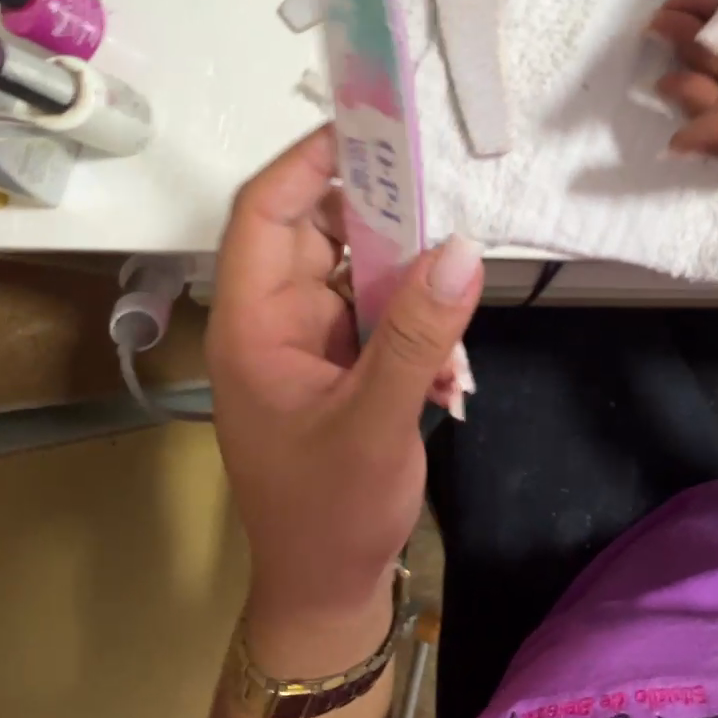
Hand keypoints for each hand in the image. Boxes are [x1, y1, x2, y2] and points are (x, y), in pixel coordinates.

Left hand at [205, 127, 483, 626]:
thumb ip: (418, 335)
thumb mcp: (377, 422)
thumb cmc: (332, 511)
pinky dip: (420, 327)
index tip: (369, 130)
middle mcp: (278, 322)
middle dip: (380, 222)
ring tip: (452, 308)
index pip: (265, 215)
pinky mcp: (345, 366)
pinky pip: (383, 317)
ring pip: (360, 275)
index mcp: (254, 326)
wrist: (329, 587)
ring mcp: (313, 344)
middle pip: (318, 235)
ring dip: (411, 286)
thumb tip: (462, 249)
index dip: (308, 164)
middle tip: (439, 207)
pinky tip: (450, 370)